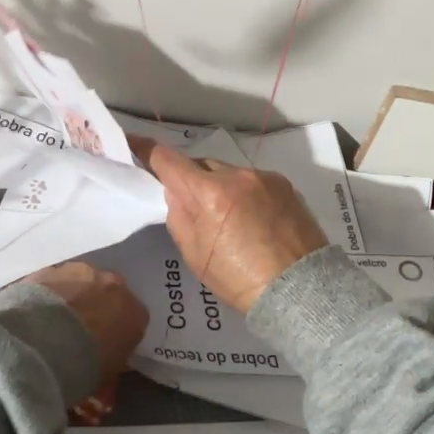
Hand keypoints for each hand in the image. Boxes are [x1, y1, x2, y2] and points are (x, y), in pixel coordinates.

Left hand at [21, 261, 146, 416]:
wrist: (43, 341)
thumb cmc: (84, 366)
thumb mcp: (105, 379)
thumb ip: (108, 370)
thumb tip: (101, 384)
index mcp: (135, 312)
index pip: (134, 320)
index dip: (118, 333)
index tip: (103, 348)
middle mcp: (112, 284)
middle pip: (107, 294)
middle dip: (96, 308)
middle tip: (77, 332)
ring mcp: (79, 271)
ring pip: (80, 282)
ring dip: (71, 297)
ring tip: (51, 322)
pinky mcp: (49, 268)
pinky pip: (53, 281)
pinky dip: (47, 293)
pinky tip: (34, 312)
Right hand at [131, 136, 327, 313]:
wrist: (299, 290)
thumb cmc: (239, 279)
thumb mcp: (194, 253)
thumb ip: (179, 214)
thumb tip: (176, 192)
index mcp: (209, 193)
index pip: (168, 160)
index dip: (147, 151)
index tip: (133, 144)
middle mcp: (237, 175)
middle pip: (200, 164)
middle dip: (190, 179)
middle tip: (190, 204)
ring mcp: (264, 177)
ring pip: (227, 172)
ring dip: (219, 186)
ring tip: (227, 217)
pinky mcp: (285, 185)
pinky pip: (252, 181)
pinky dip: (243, 193)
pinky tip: (251, 219)